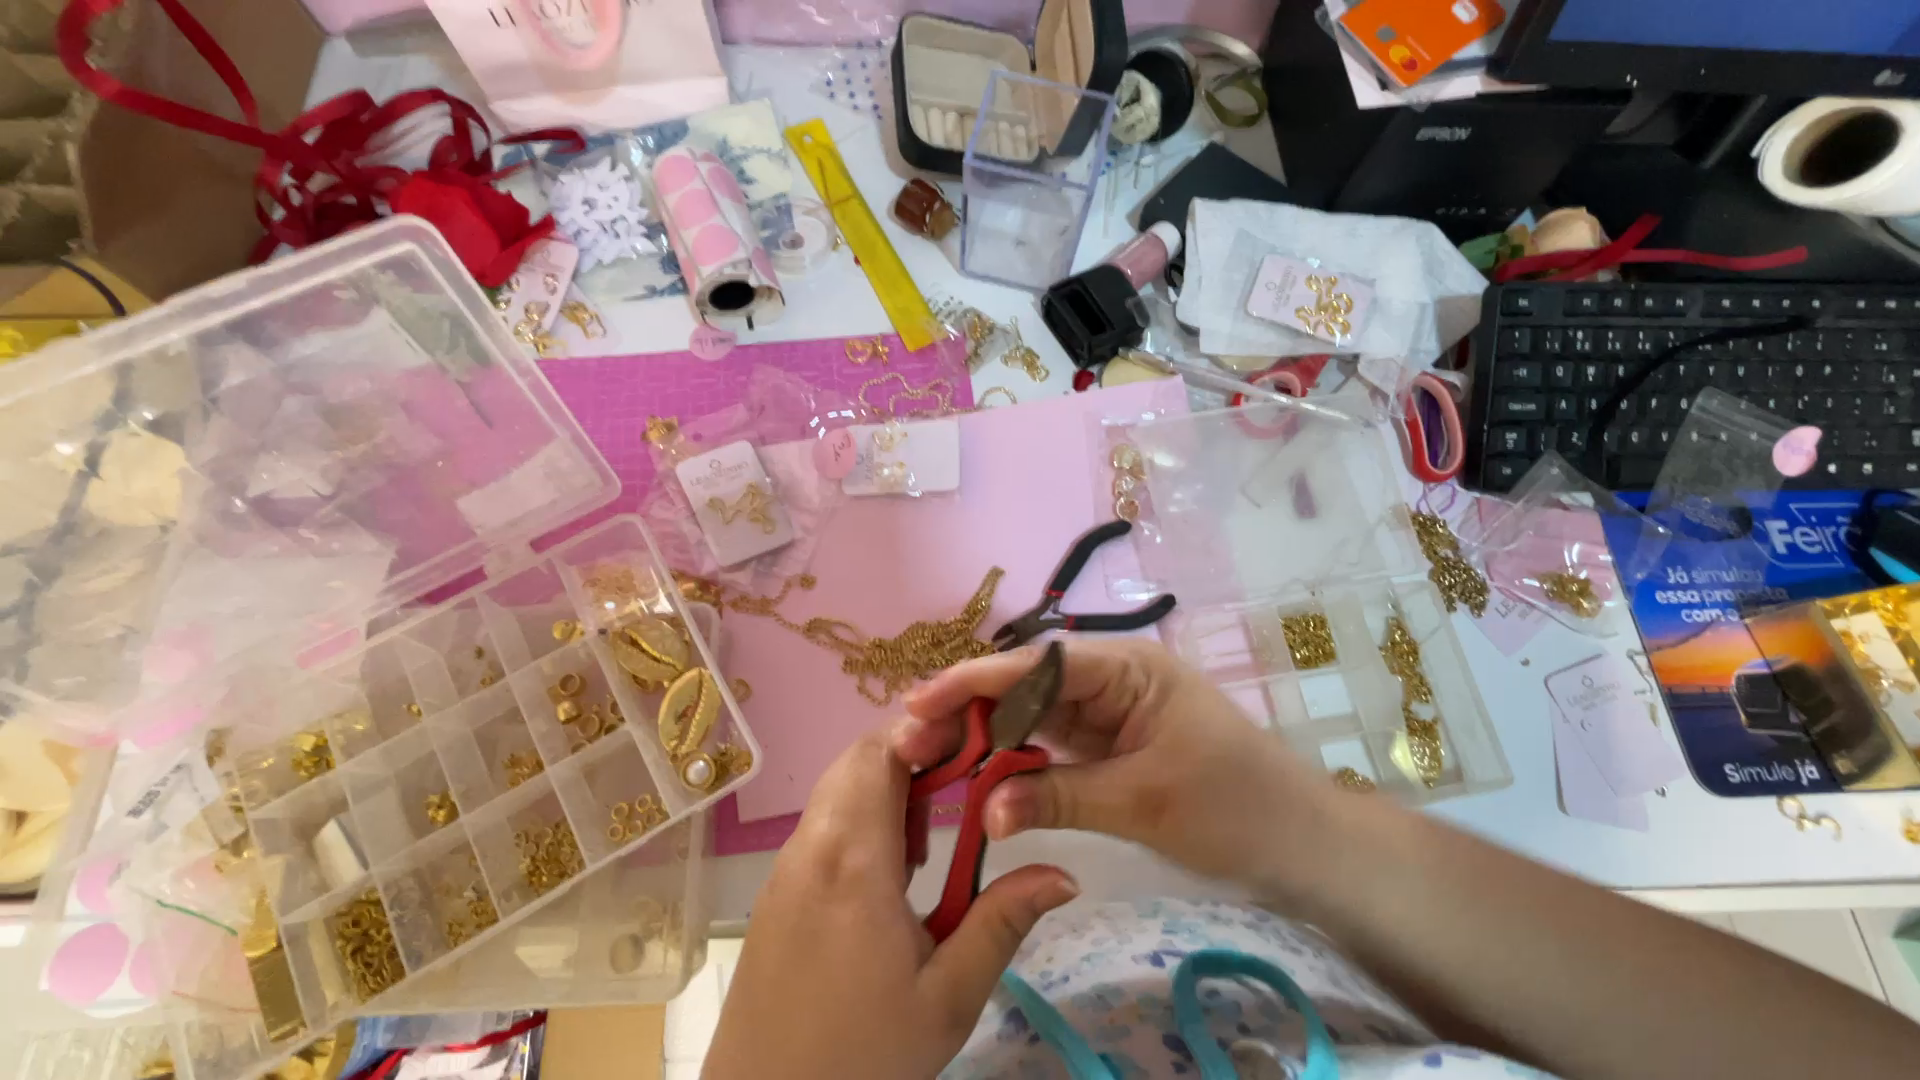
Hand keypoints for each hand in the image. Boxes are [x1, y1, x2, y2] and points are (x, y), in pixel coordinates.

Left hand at [703, 730, 1079, 1079]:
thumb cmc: (862, 1053)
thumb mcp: (948, 996)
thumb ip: (1002, 922)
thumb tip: (1066, 873)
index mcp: (853, 858)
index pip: (881, 752)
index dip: (925, 731)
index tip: (975, 742)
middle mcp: (811, 845)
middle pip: (859, 760)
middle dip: (913, 756)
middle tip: (961, 791)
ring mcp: (787, 866)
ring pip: (838, 789)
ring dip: (886, 790)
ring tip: (929, 841)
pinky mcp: (777, 890)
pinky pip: (823, 824)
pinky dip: (861, 820)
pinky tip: (890, 875)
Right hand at [895, 638, 1342, 906]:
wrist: (1299, 845)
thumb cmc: (1235, 807)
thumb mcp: (1144, 800)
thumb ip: (1058, 797)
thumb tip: (982, 813)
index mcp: (1127, 667)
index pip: (1038, 665)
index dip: (975, 681)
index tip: (919, 702)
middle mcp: (1109, 679)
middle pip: (1025, 687)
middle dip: (968, 710)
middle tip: (908, 738)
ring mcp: (1106, 714)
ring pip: (1030, 716)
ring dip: (982, 735)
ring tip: (924, 754)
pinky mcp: (1104, 746)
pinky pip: (1047, 745)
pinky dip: (1010, 760)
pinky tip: (971, 771)